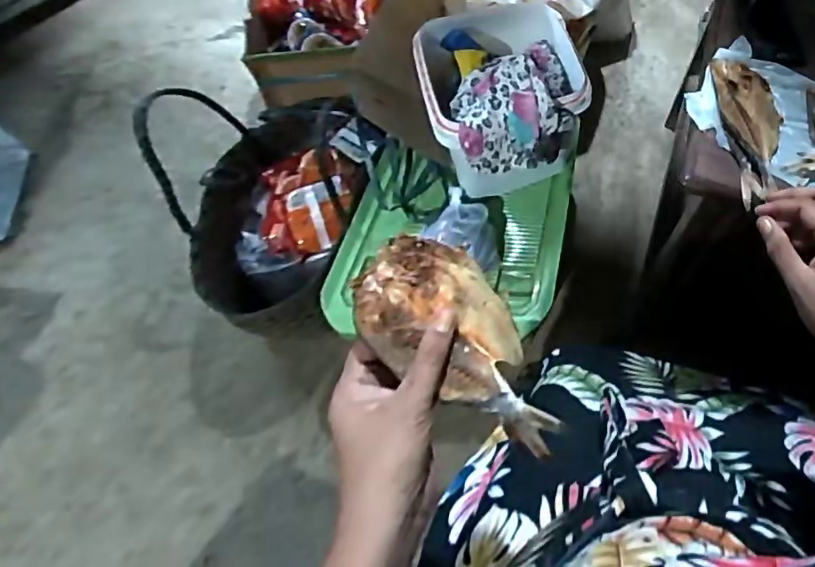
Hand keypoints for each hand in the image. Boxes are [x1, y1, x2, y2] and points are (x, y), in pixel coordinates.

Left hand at [326, 320, 453, 565]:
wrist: (391, 521)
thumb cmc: (388, 458)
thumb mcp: (410, 403)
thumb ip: (430, 357)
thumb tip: (446, 309)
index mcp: (351, 390)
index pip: (368, 343)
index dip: (391, 319)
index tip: (420, 294)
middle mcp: (366, 397)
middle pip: (391, 355)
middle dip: (418, 333)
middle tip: (446, 303)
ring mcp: (388, 412)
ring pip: (410, 373)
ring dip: (432, 354)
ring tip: (458, 322)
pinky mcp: (408, 425)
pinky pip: (423, 390)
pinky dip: (439, 375)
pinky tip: (463, 357)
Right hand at [757, 186, 814, 373]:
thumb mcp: (799, 283)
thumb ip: (780, 248)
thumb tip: (762, 221)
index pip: (807, 206)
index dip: (780, 205)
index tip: (755, 212)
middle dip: (794, 197)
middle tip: (768, 205)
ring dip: (801, 211)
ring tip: (775, 224)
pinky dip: (809, 226)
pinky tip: (792, 240)